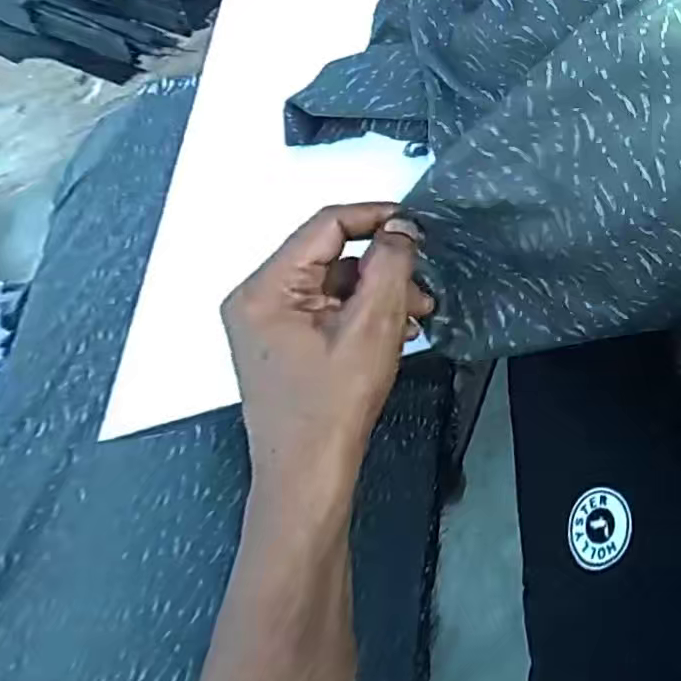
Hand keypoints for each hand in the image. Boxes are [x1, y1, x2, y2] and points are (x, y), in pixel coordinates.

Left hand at [221, 204, 433, 489]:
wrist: (310, 464)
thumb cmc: (333, 401)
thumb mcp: (374, 322)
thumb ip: (390, 264)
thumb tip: (401, 227)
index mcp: (266, 289)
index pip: (326, 225)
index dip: (377, 216)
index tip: (417, 225)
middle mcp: (259, 298)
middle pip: (335, 253)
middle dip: (386, 265)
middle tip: (421, 285)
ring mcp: (270, 319)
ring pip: (340, 279)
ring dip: (384, 290)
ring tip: (415, 314)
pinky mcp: (287, 335)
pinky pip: (334, 302)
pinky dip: (369, 308)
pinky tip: (396, 327)